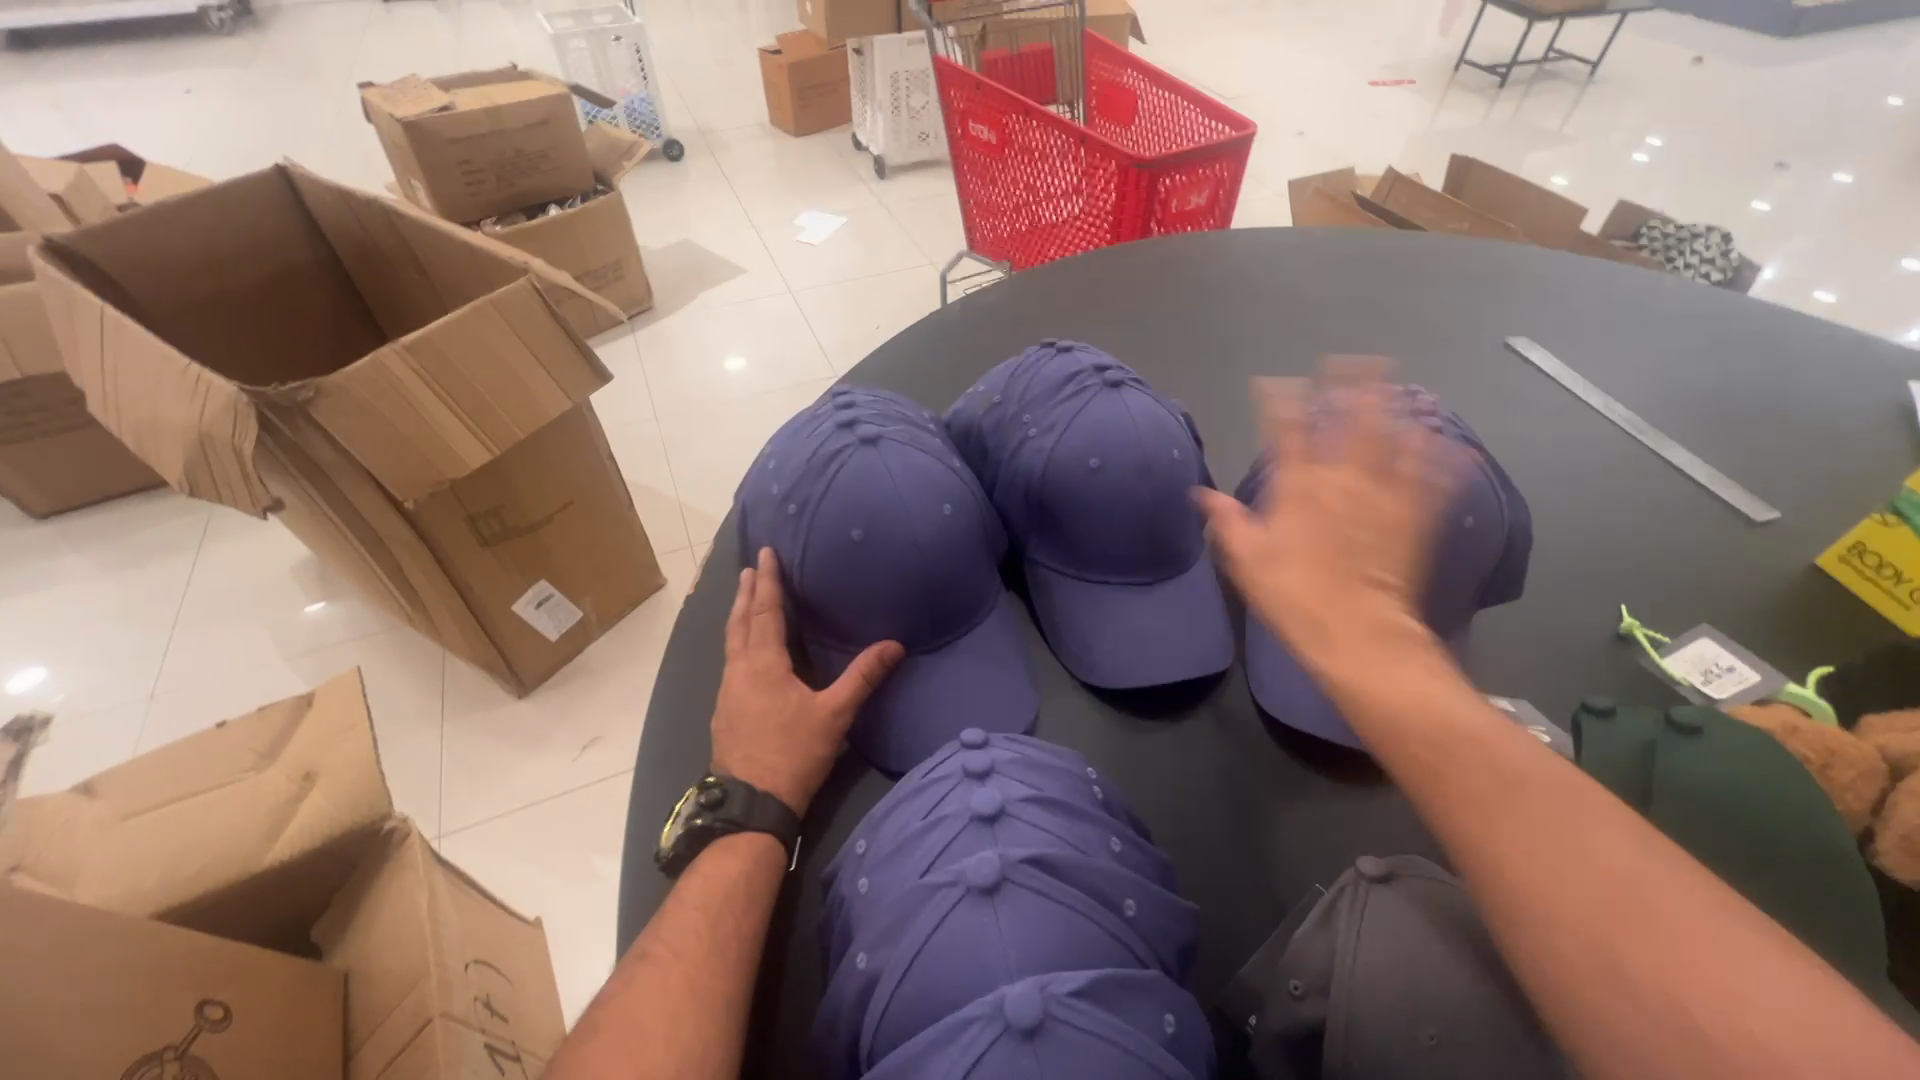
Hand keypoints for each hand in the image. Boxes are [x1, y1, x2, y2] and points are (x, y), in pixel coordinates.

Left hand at [710, 547, 903, 816]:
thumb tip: (894, 644)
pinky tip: (746, 657)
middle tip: (750, 569)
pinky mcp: (725, 713)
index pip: (765, 611)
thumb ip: (863, 677)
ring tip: (745, 602)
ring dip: (738, 618)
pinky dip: (737, 645)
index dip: (768, 581)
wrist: (751, 805)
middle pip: (739, 622)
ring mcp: (727, 694)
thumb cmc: (794, 754)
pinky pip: (730, 665)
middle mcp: (739, 671)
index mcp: (763, 664)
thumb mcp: (835, 714)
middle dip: (746, 593)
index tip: (765, 553)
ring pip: (730, 644)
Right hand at [1194, 357, 1465, 668]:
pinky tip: (1453, 444)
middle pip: (1351, 423)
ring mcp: (1383, 496)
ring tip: (1403, 384)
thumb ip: (1226, 521)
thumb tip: (1200, 495)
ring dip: (1397, 410)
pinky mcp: (1414, 518)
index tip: (1274, 382)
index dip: (1278, 403)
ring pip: (1393, 440)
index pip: (1285, 433)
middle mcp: (1343, 480)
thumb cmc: (1293, 596)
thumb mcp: (1245, 560)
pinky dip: (1443, 460)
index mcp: (1298, 488)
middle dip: (1352, 387)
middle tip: (1357, 359)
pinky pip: (1432, 480)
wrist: (1356, 631)